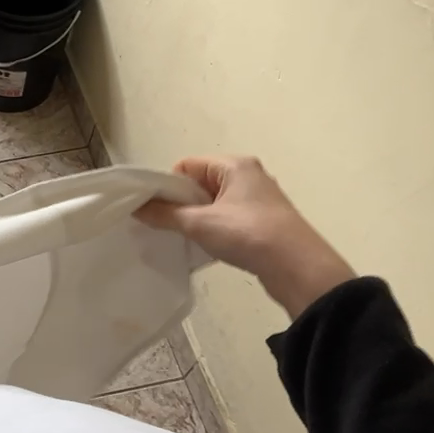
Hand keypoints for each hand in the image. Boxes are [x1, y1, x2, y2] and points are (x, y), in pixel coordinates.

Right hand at [137, 155, 355, 317]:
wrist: (297, 267)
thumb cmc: (247, 234)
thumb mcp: (199, 223)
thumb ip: (164, 214)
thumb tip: (136, 207)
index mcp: (234, 165)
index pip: (187, 165)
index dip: (168, 185)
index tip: (156, 209)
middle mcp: (248, 175)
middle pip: (199, 183)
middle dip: (179, 203)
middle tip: (165, 225)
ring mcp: (257, 198)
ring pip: (213, 202)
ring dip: (196, 218)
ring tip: (184, 237)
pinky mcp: (262, 220)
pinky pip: (226, 217)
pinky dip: (212, 228)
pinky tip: (206, 246)